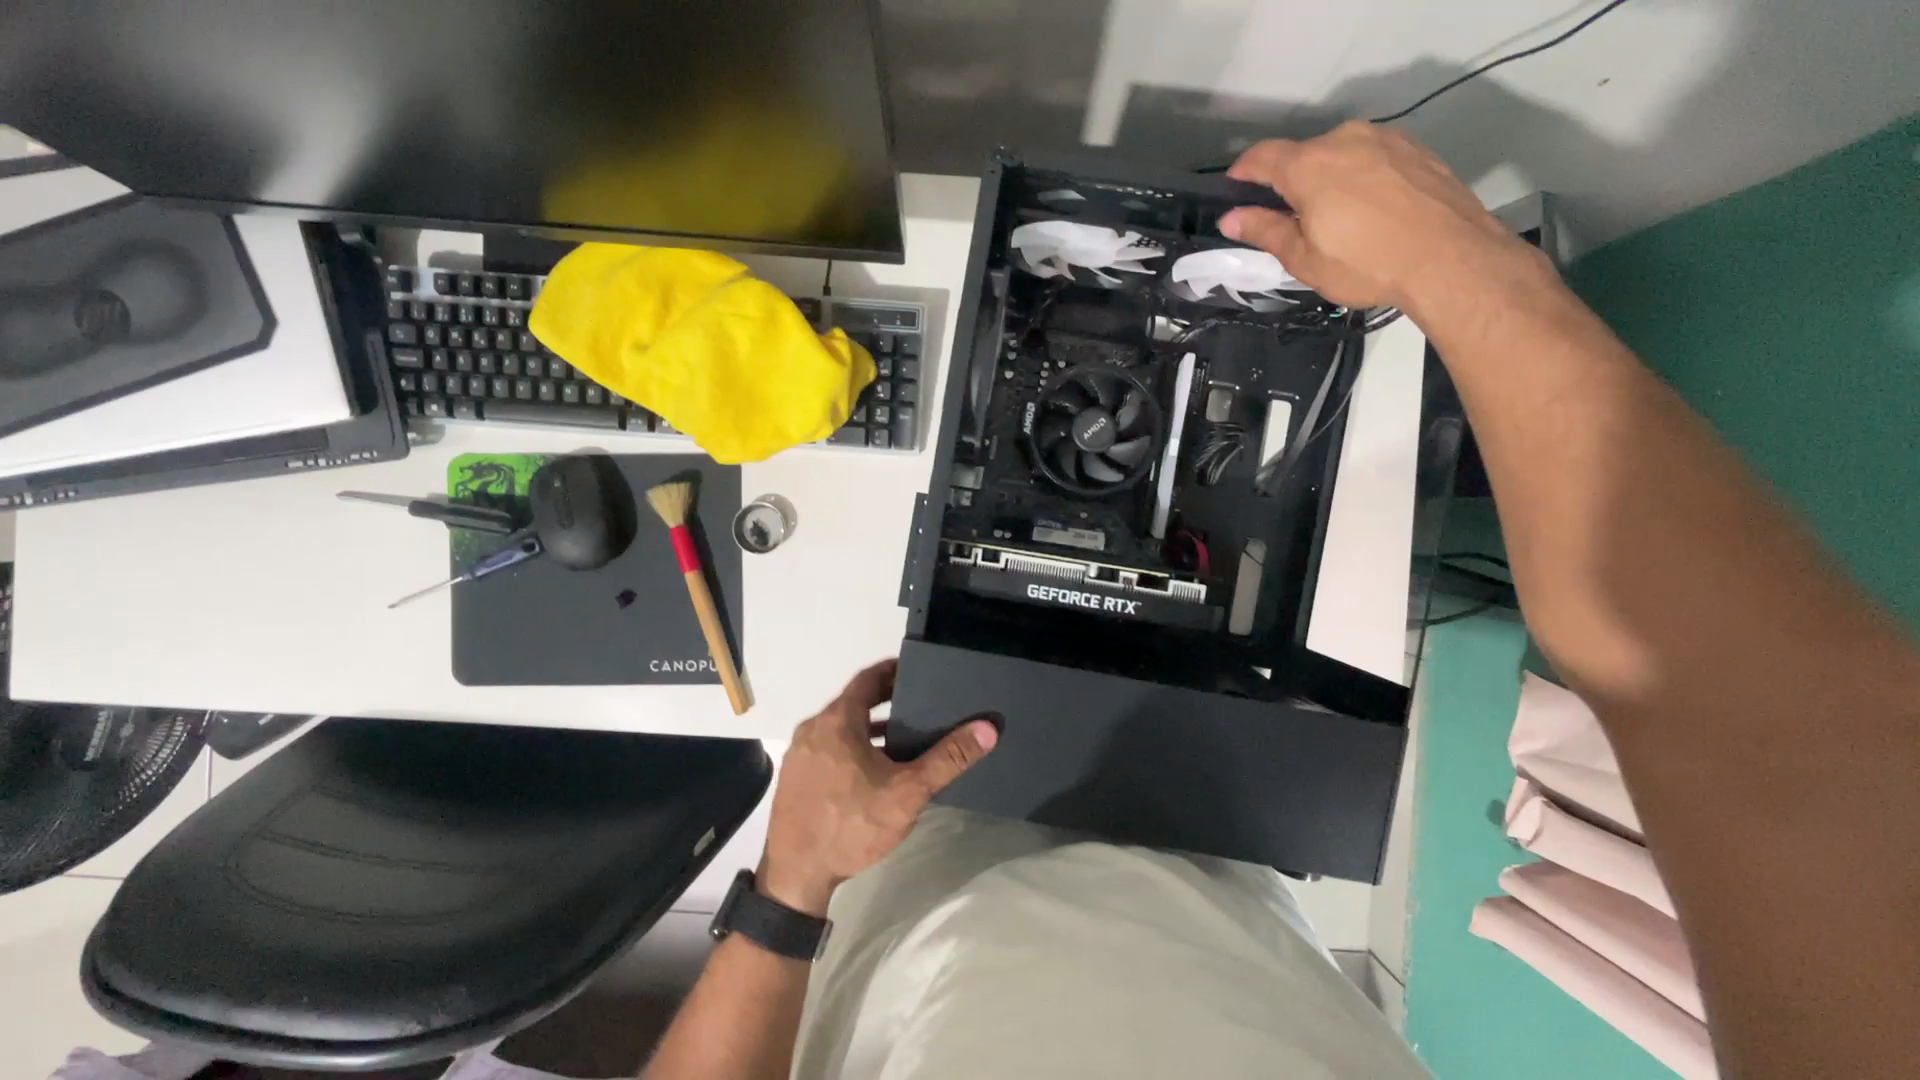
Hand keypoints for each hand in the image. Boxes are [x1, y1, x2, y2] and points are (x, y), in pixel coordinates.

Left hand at [759, 660, 997, 916]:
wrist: (796, 875)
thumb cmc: (852, 825)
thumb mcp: (908, 793)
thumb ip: (948, 759)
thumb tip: (987, 729)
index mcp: (837, 721)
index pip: (867, 679)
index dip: (893, 671)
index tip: (916, 669)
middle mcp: (813, 729)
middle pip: (852, 702)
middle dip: (884, 700)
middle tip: (918, 702)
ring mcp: (799, 755)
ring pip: (838, 728)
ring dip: (867, 727)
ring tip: (901, 735)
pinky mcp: (794, 778)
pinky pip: (827, 748)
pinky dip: (850, 747)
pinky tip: (872, 770)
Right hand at [1219, 121, 1542, 313]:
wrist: (1451, 258)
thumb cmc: (1367, 264)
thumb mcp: (1304, 258)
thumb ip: (1264, 231)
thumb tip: (1230, 218)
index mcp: (1308, 165)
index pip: (1260, 157)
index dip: (1241, 174)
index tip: (1233, 193)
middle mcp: (1344, 139)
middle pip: (1302, 155)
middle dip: (1290, 183)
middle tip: (1290, 220)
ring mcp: (1384, 140)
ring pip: (1340, 155)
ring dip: (1328, 179)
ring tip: (1335, 218)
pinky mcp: (1415, 150)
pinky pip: (1372, 159)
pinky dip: (1360, 178)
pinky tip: (1371, 212)